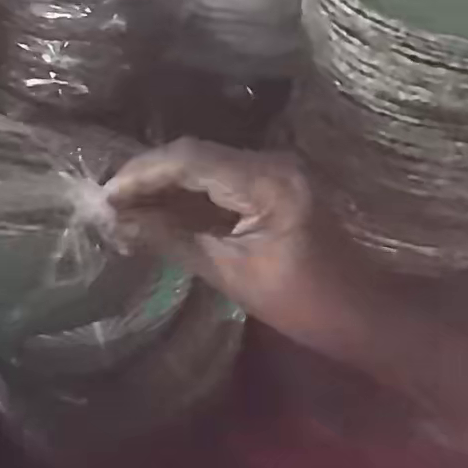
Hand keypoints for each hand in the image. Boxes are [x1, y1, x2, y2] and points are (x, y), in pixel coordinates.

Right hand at [105, 139, 382, 360]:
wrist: (363, 312)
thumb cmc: (302, 304)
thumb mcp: (229, 274)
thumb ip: (172, 240)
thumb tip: (120, 224)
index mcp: (265, 182)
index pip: (190, 159)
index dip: (142, 174)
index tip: (105, 196)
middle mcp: (269, 162)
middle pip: (194, 154)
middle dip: (148, 175)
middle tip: (108, 200)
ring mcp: (273, 169)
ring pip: (203, 163)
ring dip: (164, 182)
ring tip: (123, 205)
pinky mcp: (271, 183)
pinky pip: (219, 178)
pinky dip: (186, 192)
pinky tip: (158, 209)